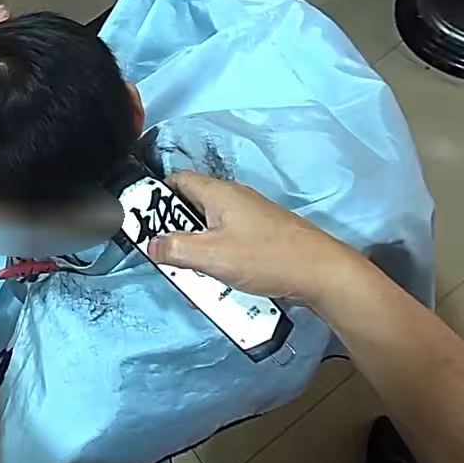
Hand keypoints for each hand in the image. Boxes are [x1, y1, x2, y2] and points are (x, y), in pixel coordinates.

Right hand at [145, 172, 371, 306]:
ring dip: (197, 250)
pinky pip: (229, 242)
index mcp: (219, 193)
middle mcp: (234, 198)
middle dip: (175, 232)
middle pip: (192, 207)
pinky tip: (219, 281)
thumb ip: (176, 249)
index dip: (156, 197)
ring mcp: (250, 216)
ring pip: (210, 229)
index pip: (178, 180)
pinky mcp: (262, 235)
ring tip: (191, 276)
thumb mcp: (211, 256)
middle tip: (166, 257)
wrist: (320, 272)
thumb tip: (152, 246)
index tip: (142, 222)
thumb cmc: (265, 257)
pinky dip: (218, 258)